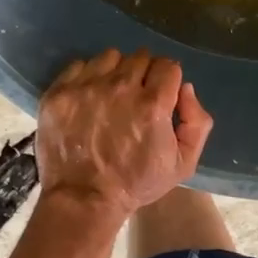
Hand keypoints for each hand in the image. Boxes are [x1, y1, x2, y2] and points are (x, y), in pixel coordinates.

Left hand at [34, 48, 213, 223]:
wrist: (83, 200)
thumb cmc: (136, 183)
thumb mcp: (183, 163)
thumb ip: (197, 121)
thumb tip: (185, 88)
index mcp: (153, 105)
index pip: (168, 65)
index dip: (168, 79)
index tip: (161, 94)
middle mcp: (120, 89)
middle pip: (141, 57)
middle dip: (144, 74)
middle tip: (137, 96)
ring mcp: (86, 88)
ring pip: (111, 57)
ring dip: (117, 71)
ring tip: (112, 93)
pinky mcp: (60, 93)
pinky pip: (80, 65)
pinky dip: (89, 76)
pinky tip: (90, 97)